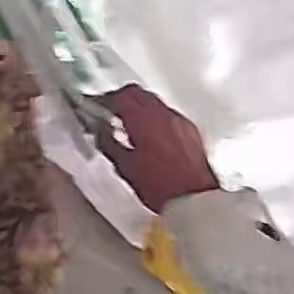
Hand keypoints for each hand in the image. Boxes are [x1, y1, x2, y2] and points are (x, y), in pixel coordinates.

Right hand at [96, 85, 220, 212]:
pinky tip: (151, 135)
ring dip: (140, 107)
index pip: (121, 95)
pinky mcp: (190, 130)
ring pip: (154, 101)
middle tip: (111, 111)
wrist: (195, 201)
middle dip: (122, 99)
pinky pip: (169, 114)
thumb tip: (101, 130)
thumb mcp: (125, 167)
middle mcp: (164, 115)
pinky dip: (156, 118)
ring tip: (129, 124)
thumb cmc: (162, 187)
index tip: (99, 107)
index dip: (106, 99)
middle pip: (138, 92)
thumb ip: (108, 142)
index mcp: (144, 120)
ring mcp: (179, 121)